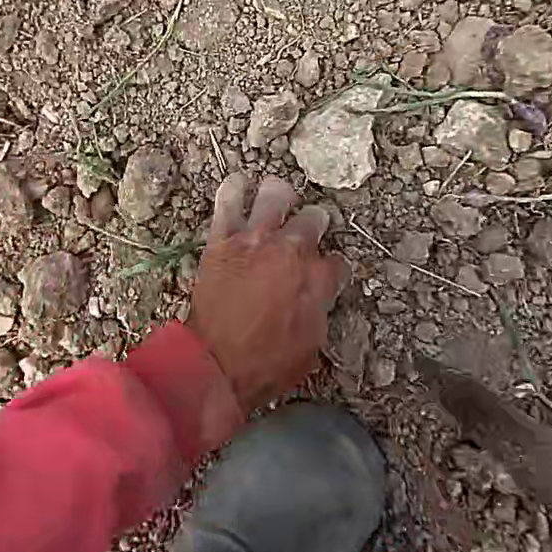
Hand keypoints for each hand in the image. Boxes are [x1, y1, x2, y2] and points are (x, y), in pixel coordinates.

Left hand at [188, 173, 346, 410]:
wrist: (215, 367)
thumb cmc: (266, 363)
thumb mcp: (312, 343)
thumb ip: (320, 307)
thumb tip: (321, 291)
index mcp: (318, 277)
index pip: (337, 261)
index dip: (332, 270)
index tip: (324, 277)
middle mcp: (291, 249)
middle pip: (314, 218)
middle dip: (316, 225)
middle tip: (309, 232)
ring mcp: (255, 240)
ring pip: (276, 195)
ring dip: (281, 197)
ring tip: (280, 202)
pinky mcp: (223, 240)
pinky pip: (229, 201)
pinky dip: (234, 190)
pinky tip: (240, 184)